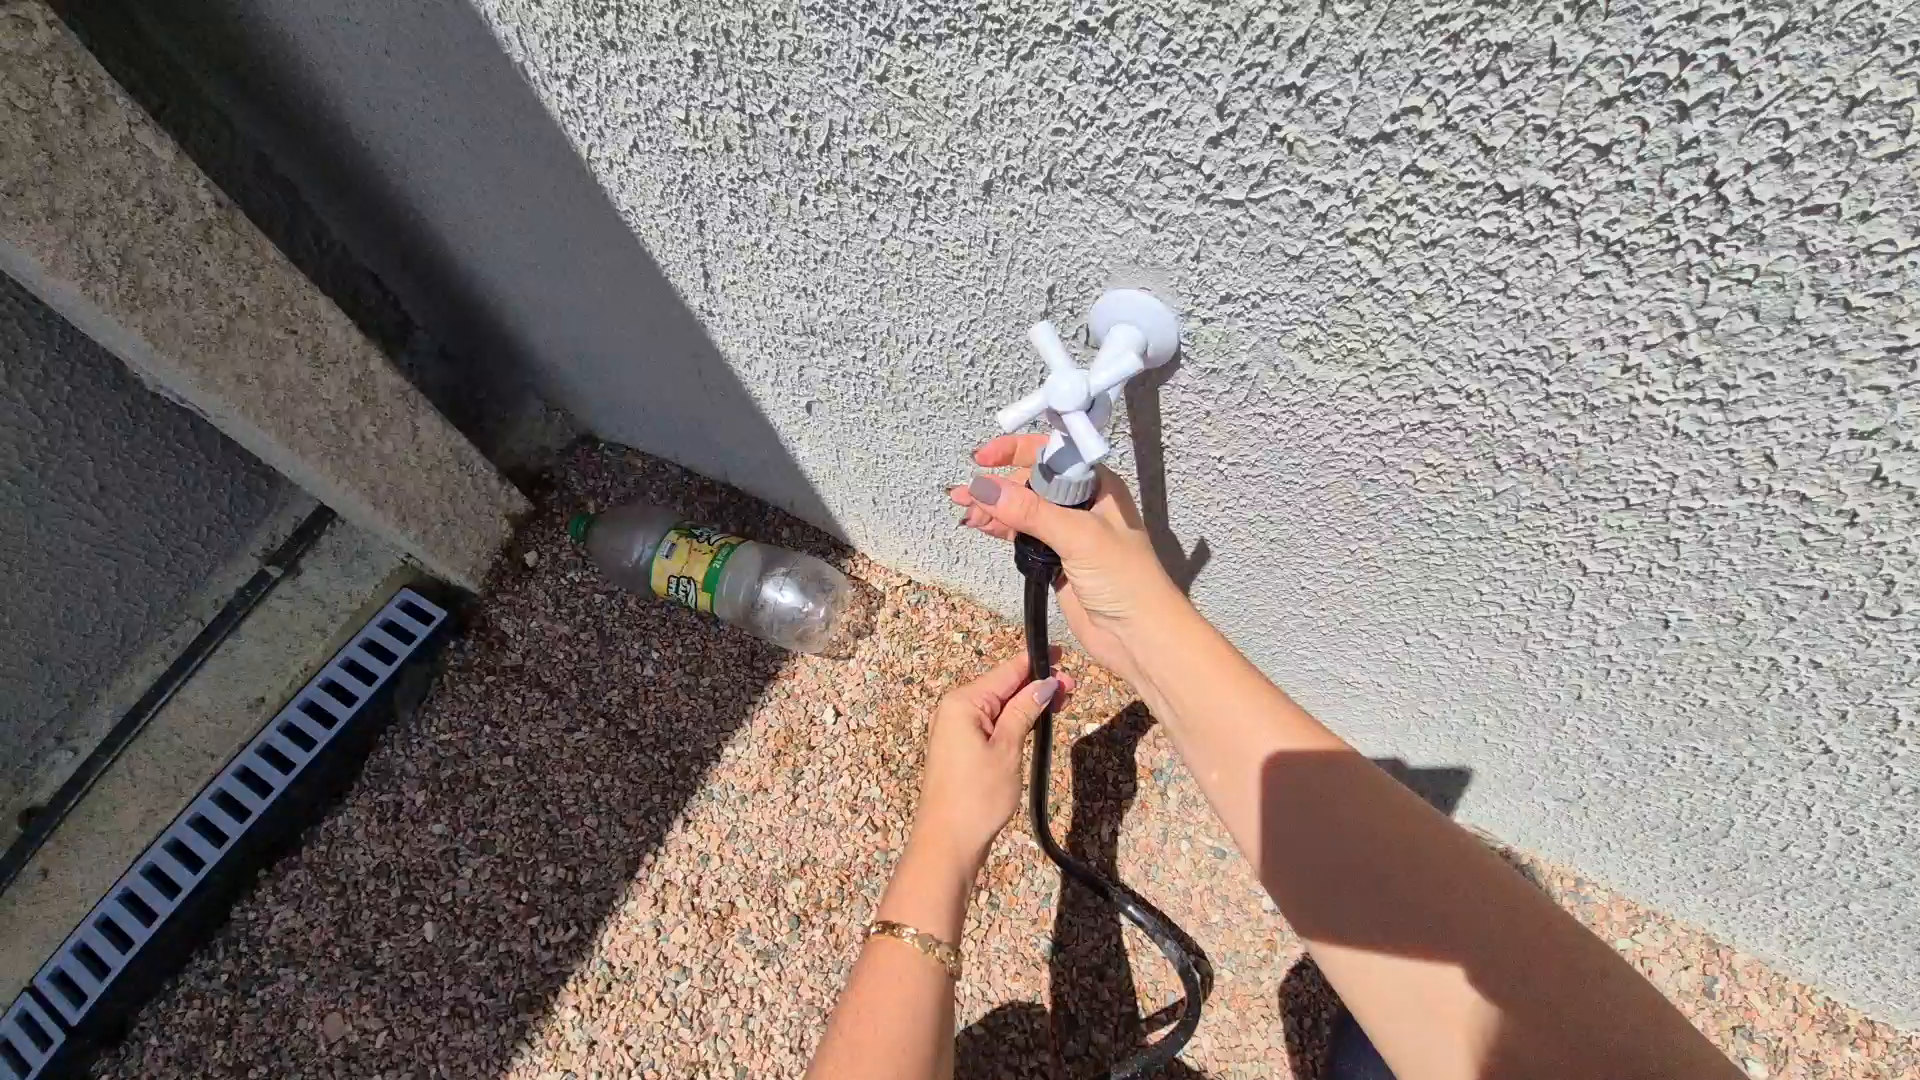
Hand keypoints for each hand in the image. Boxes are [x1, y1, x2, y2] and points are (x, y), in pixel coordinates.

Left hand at [910, 649, 1074, 877]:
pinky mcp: (961, 748)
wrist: (947, 843)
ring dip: (1027, 703)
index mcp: (963, 703)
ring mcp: (956, 729)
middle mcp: (955, 709)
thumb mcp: (1008, 749)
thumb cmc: (976, 797)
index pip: (1006, 672)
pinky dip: (1014, 720)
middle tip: (1071, 687)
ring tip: (1060, 702)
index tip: (1062, 654)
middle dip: (1036, 684)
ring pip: (999, 705)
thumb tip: (1043, 684)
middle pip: (1002, 686)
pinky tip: (1034, 721)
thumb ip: (1023, 711)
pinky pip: (991, 723)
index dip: (1035, 663)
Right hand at [950, 434, 1186, 682]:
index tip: (983, 457)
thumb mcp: (1078, 537)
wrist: (1139, 636)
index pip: (1052, 455)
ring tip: (964, 511)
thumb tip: (982, 487)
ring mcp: (1067, 533)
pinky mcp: (1056, 559)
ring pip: (1023, 510)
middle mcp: (1082, 504)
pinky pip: (1022, 535)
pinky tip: (980, 526)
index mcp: (1098, 486)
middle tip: (966, 496)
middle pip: (1032, 482)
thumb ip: (1030, 512)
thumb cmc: (1123, 579)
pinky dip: (1000, 529)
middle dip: (999, 485)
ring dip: (994, 508)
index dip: (1017, 451)